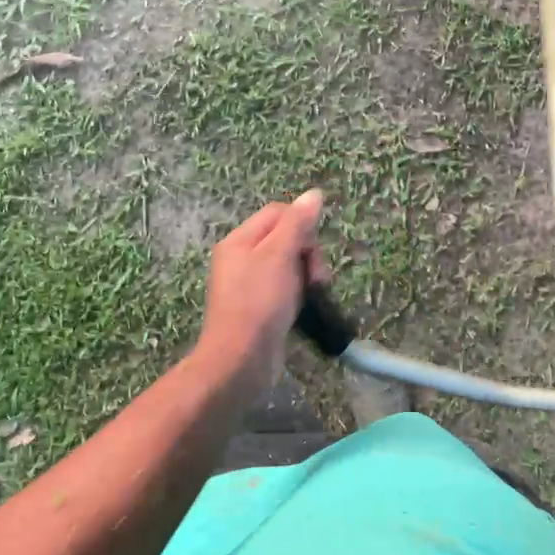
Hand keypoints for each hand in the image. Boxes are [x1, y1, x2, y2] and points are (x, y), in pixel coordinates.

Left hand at [196, 189, 328, 394]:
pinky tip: (301, 308)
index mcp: (239, 240)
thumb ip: (298, 223)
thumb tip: (314, 193)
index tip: (311, 251)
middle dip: (306, 254)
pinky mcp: (258, 308)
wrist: (241, 361)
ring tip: (310, 296)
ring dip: (305, 276)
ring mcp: (248, 285)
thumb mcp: (280, 255)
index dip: (302, 226)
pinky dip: (297, 295)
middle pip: (285, 238)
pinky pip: (284, 288)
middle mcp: (240, 258)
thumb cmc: (259, 302)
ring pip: (288, 265)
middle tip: (315, 278)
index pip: (279, 213)